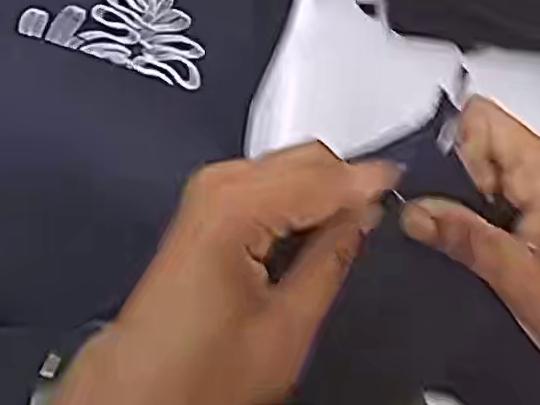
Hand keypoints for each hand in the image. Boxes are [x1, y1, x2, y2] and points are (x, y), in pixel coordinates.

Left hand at [55, 143, 399, 404]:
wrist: (142, 385)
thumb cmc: (195, 372)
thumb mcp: (285, 329)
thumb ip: (330, 259)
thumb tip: (360, 218)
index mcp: (235, 207)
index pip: (320, 177)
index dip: (365, 181)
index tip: (398, 181)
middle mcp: (218, 184)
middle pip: (305, 158)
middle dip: (346, 182)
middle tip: (378, 213)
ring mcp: (210, 188)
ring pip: (289, 163)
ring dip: (323, 189)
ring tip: (349, 229)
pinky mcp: (208, 201)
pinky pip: (269, 179)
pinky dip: (299, 196)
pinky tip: (312, 229)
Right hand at [400, 97, 539, 404]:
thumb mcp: (518, 280)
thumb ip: (462, 237)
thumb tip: (415, 211)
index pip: (479, 116)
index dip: (458, 151)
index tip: (456, 195)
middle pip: (473, 138)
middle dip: (457, 180)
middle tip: (472, 227)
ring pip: (474, 165)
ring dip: (465, 201)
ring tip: (487, 242)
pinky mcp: (534, 205)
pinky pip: (484, 188)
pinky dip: (475, 213)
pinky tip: (490, 246)